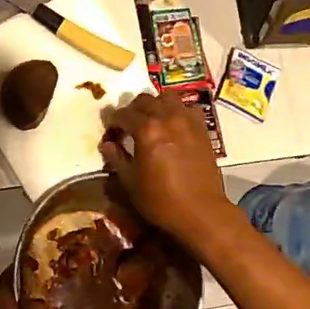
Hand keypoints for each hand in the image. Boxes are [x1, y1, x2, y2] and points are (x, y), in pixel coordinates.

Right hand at [99, 91, 239, 244]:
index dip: (113, 120)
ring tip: (151, 121)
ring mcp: (188, 120)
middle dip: (132, 109)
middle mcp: (167, 117)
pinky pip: (187, 108)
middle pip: (145, 100)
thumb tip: (107, 144)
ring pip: (167, 98)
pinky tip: (173, 126)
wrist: (201, 211)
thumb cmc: (161, 200)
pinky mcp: (202, 128)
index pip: (123, 114)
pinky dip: (176, 111)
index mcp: (146, 129)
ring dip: (155, 105)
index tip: (110, 130)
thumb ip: (117, 158)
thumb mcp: (131, 182)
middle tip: (128, 125)